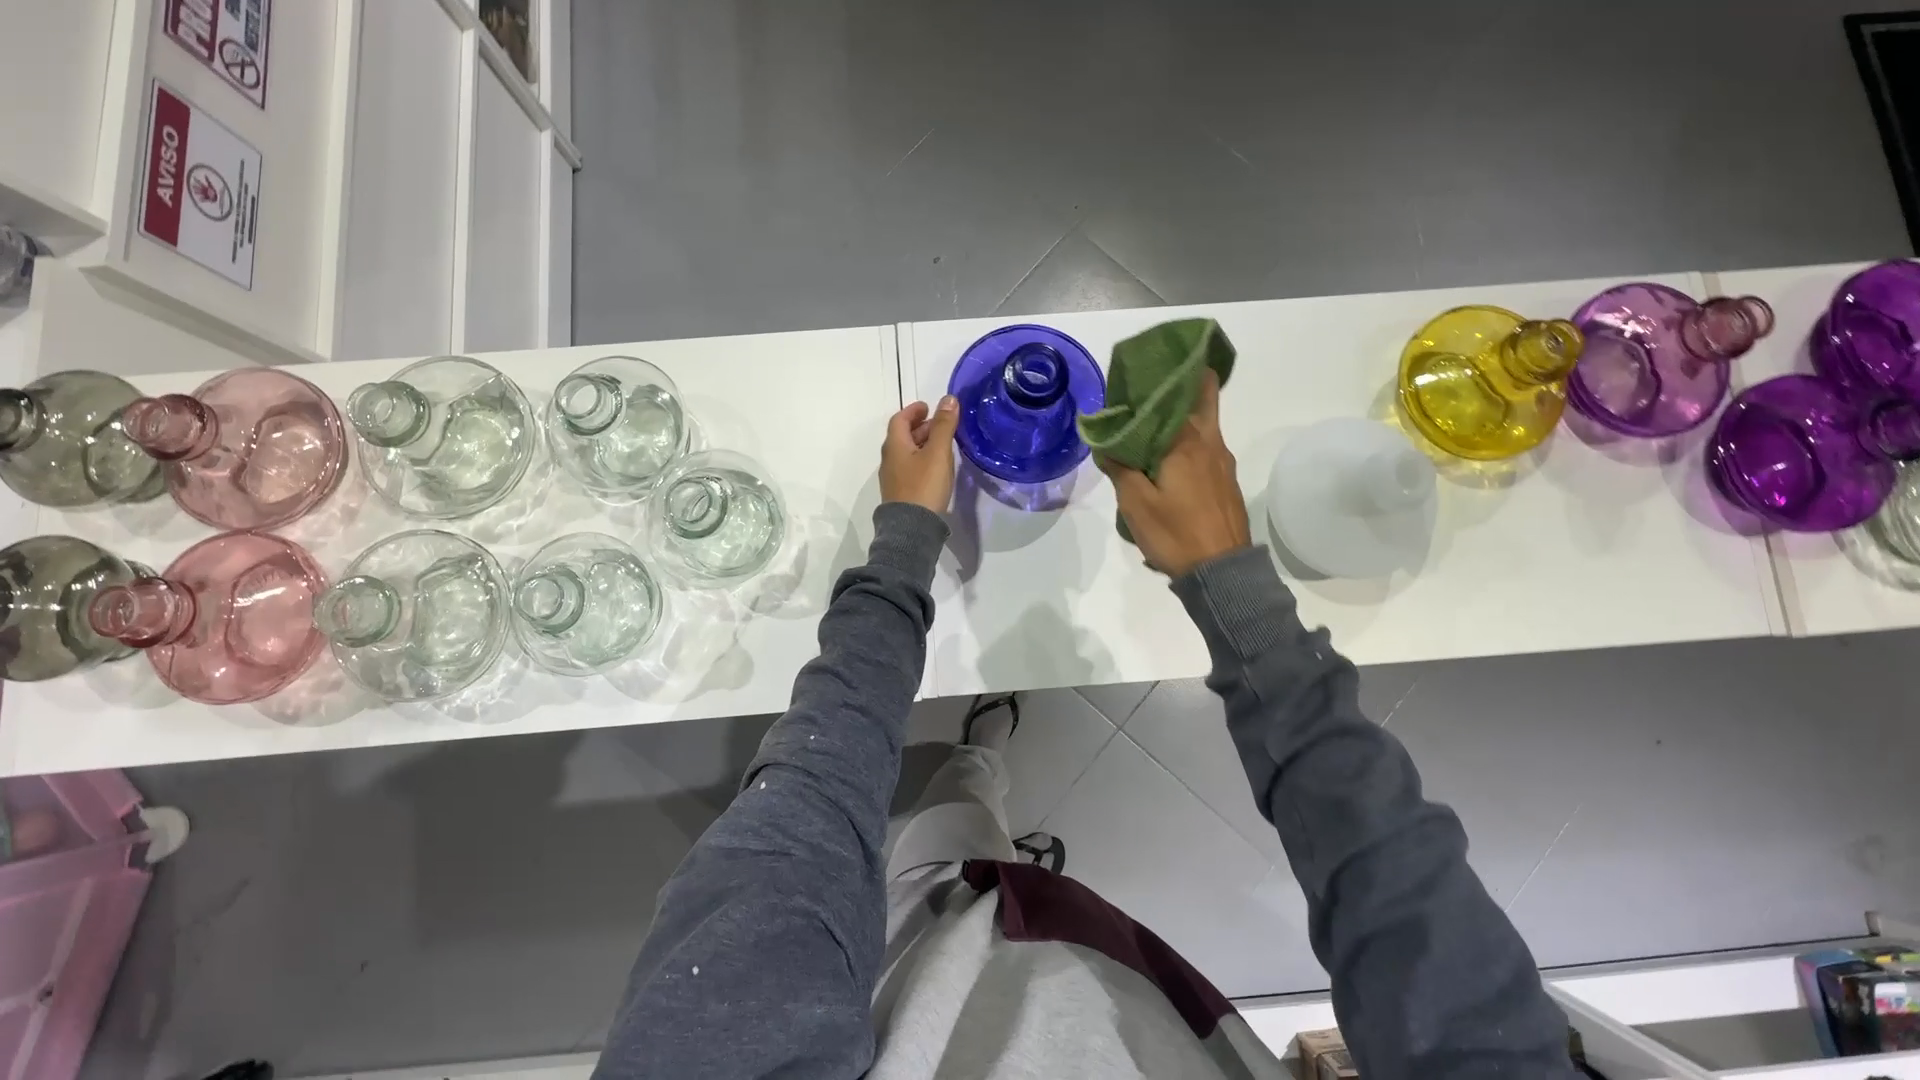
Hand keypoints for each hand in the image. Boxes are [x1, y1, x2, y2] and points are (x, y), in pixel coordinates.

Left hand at [881, 395, 959, 512]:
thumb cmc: (924, 485)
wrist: (911, 528)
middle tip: (940, 426)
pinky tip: (935, 468)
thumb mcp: (938, 453)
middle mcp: (889, 460)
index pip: (899, 420)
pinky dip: (921, 460)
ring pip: (906, 453)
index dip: (913, 411)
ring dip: (921, 444)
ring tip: (942, 446)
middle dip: (920, 427)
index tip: (928, 407)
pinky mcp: (900, 493)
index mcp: (894, 445)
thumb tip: (948, 399)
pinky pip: (909, 468)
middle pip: (902, 436)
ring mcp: (892, 478)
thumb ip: (944, 425)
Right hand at [1097, 371, 1249, 577]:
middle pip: (1203, 397)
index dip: (1159, 379)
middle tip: (1152, 386)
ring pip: (1204, 424)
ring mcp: (1223, 462)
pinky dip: (1189, 442)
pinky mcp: (1226, 481)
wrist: (1221, 572)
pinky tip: (1168, 458)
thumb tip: (1106, 443)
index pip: (1176, 393)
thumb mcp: (1135, 504)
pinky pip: (1206, 448)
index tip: (1138, 374)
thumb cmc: (1176, 534)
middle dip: (1182, 384)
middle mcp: (1210, 443)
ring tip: (1151, 424)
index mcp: (1186, 442)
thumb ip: (1120, 468)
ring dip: (1183, 417)